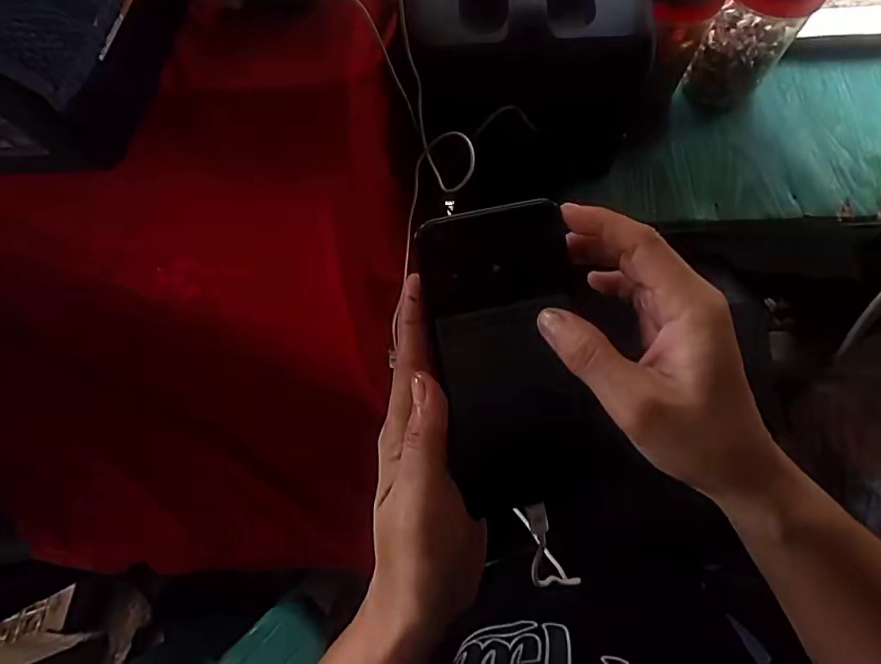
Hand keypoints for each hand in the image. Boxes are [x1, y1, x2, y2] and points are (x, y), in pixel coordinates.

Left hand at [343, 275, 484, 660]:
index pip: (406, 363)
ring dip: (440, 343)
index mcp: (401, 431)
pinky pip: (455, 404)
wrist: (425, 600)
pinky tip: (478, 368)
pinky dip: (460, 376)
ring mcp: (431, 442)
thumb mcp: (420, 495)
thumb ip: (423, 438)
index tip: (418, 280)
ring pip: (435, 379)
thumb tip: (423, 375)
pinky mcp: (452, 456)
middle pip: (417, 362)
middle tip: (441, 281)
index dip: (410, 320)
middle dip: (423, 320)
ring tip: (460, 309)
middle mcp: (412, 427)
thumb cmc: (417, 551)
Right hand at [537, 204, 789, 507]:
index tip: (564, 212)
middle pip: (643, 249)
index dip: (604, 223)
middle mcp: (692, 297)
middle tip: (554, 232)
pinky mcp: (681, 325)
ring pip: (642, 266)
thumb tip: (547, 317)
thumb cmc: (696, 439)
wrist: (741, 471)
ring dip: (605, 254)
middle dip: (600, 234)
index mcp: (689, 305)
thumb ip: (590, 356)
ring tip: (564, 251)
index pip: (644, 245)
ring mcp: (688, 310)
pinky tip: (589, 282)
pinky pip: (644, 289)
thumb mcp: (635, 404)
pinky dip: (615, 279)